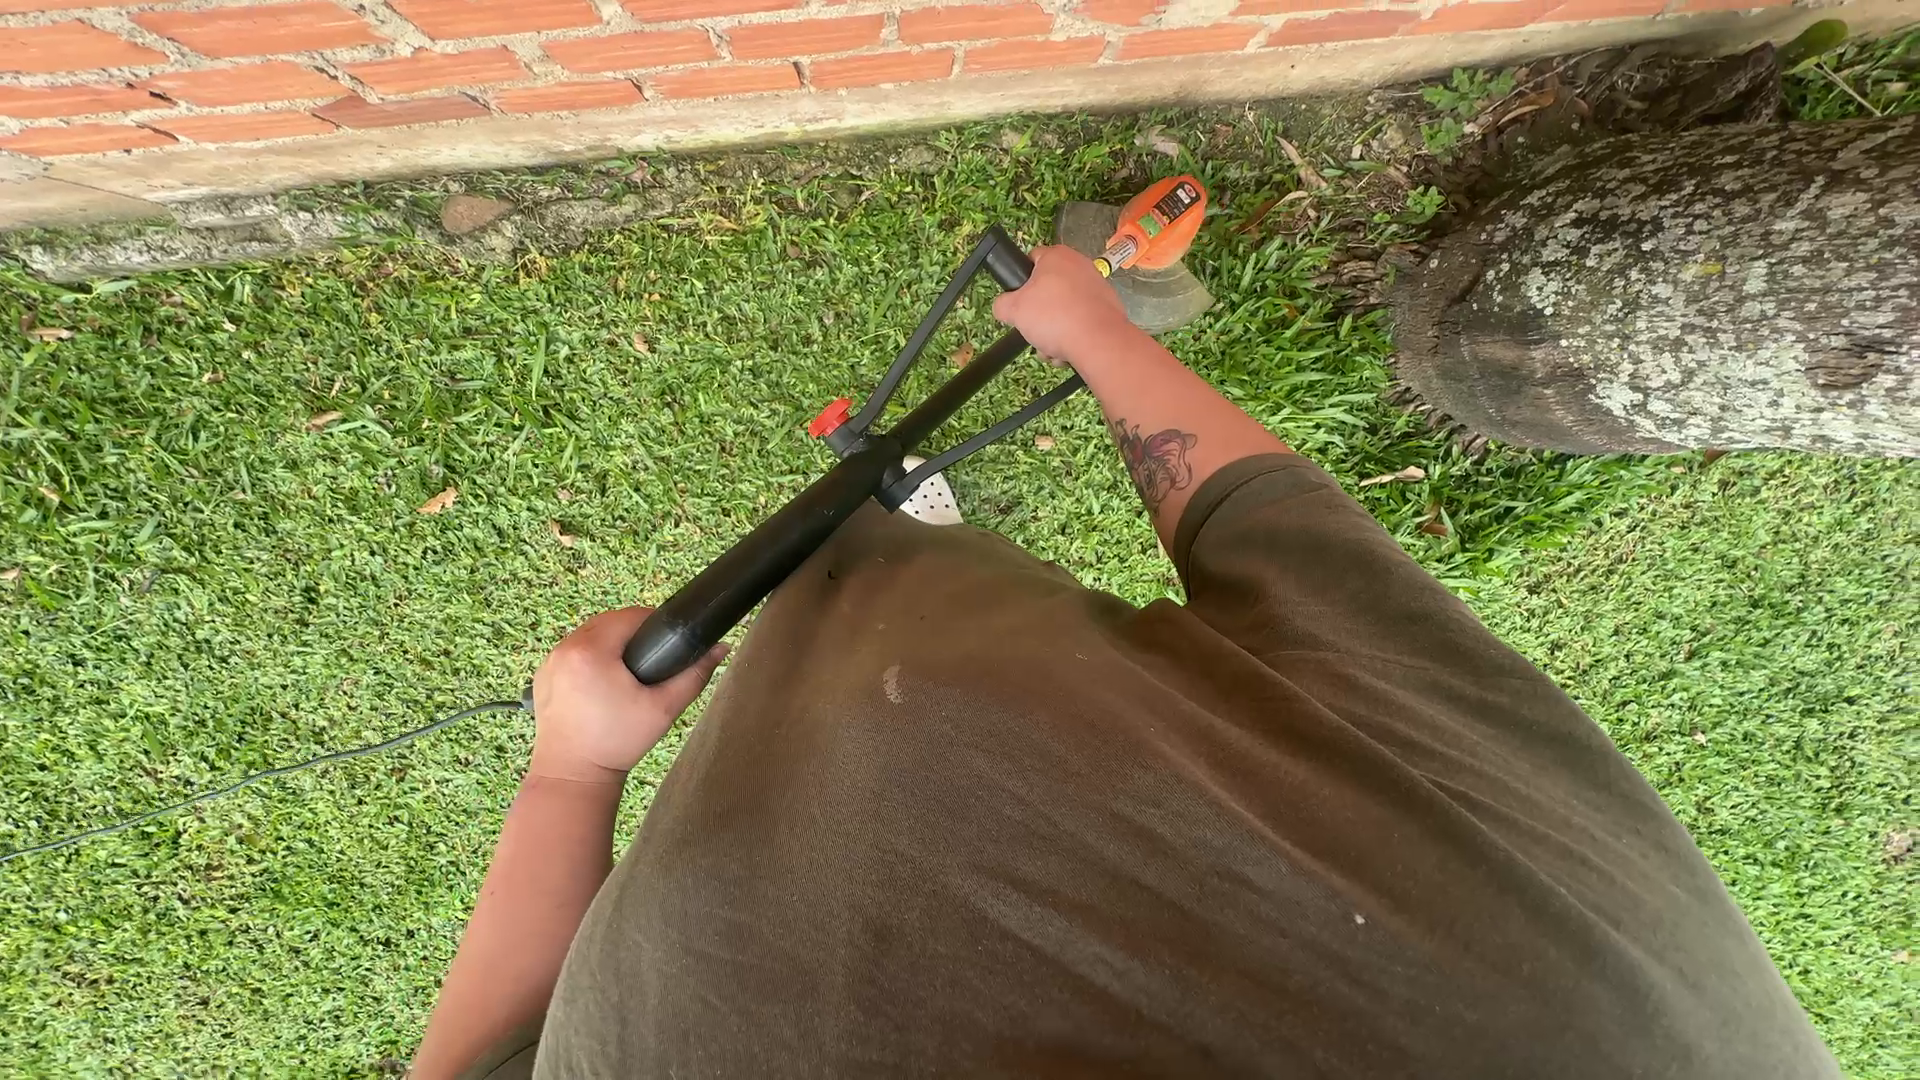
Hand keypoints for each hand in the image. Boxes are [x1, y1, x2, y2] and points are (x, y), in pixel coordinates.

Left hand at [527, 606, 727, 784]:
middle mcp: (565, 649)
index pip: (630, 616)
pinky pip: (574, 650)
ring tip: (632, 666)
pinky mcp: (543, 675)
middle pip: (608, 621)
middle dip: (633, 632)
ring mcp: (550, 661)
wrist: (574, 774)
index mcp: (591, 651)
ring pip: (590, 634)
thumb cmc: (619, 741)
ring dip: (611, 641)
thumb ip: (695, 674)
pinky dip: (591, 655)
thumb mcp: (665, 708)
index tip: (667, 644)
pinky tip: (606, 676)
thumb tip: (722, 647)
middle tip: (654, 657)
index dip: (654, 624)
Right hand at [992, 245, 1137, 367]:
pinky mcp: (1107, 306)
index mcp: (1056, 256)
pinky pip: (1081, 319)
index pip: (1031, 259)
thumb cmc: (1054, 317)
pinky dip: (1073, 334)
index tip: (1019, 301)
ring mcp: (1096, 285)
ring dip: (1054, 330)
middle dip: (1039, 315)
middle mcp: (1079, 264)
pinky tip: (1068, 350)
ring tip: (1051, 347)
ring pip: (1064, 308)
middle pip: (1048, 289)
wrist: (1097, 340)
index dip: (1021, 281)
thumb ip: (1002, 305)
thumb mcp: (1013, 310)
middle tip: (1034, 330)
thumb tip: (1003, 306)